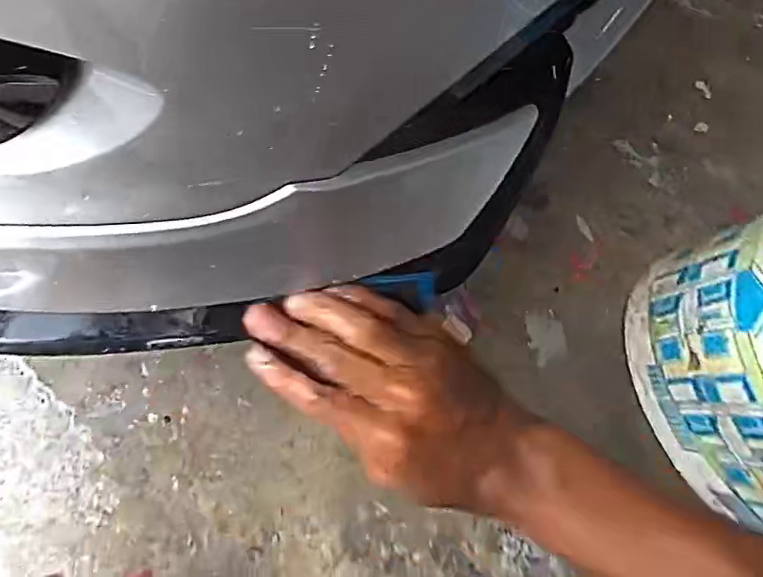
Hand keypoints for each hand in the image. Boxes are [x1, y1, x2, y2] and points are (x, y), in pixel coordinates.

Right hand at [242, 286, 539, 514]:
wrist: (507, 452)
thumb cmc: (442, 471)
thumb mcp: (387, 471)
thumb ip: (348, 426)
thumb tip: (308, 383)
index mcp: (386, 435)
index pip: (321, 398)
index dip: (283, 375)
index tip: (255, 355)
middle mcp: (400, 391)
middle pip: (332, 355)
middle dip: (288, 333)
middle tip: (256, 316)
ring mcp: (419, 356)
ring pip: (356, 323)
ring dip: (316, 308)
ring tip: (286, 300)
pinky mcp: (432, 333)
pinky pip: (384, 307)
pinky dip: (352, 296)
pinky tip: (327, 290)